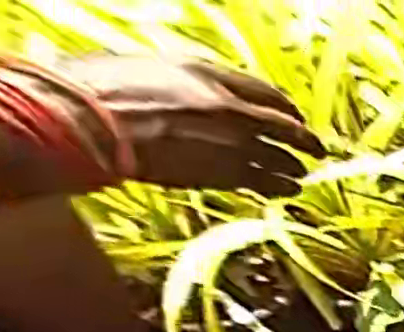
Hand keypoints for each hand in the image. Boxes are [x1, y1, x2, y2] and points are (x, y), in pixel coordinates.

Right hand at [24, 56, 322, 194]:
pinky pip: (273, 184)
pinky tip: (288, 189)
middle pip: (290, 129)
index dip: (288, 108)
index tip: (298, 118)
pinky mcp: (233, 172)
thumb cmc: (97, 89)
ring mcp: (236, 143)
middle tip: (318, 151)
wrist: (84, 120)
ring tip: (297, 174)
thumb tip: (207, 96)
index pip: (265, 91)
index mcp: (203, 74)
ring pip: (286, 161)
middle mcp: (229, 108)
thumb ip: (186, 84)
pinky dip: (284, 187)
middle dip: (309, 142)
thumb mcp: (146, 70)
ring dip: (295, 169)